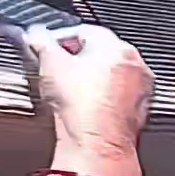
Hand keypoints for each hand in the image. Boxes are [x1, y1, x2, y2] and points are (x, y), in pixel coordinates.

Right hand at [23, 25, 152, 175]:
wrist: (95, 145)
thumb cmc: (80, 105)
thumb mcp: (49, 63)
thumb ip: (40, 41)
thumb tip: (35, 35)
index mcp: (117, 47)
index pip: (83, 31)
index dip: (58, 38)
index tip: (44, 47)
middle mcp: (135, 65)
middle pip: (99, 51)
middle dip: (75, 57)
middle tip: (54, 67)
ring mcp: (140, 90)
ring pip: (108, 74)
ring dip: (88, 77)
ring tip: (66, 88)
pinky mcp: (137, 112)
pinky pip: (114, 95)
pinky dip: (99, 96)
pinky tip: (80, 105)